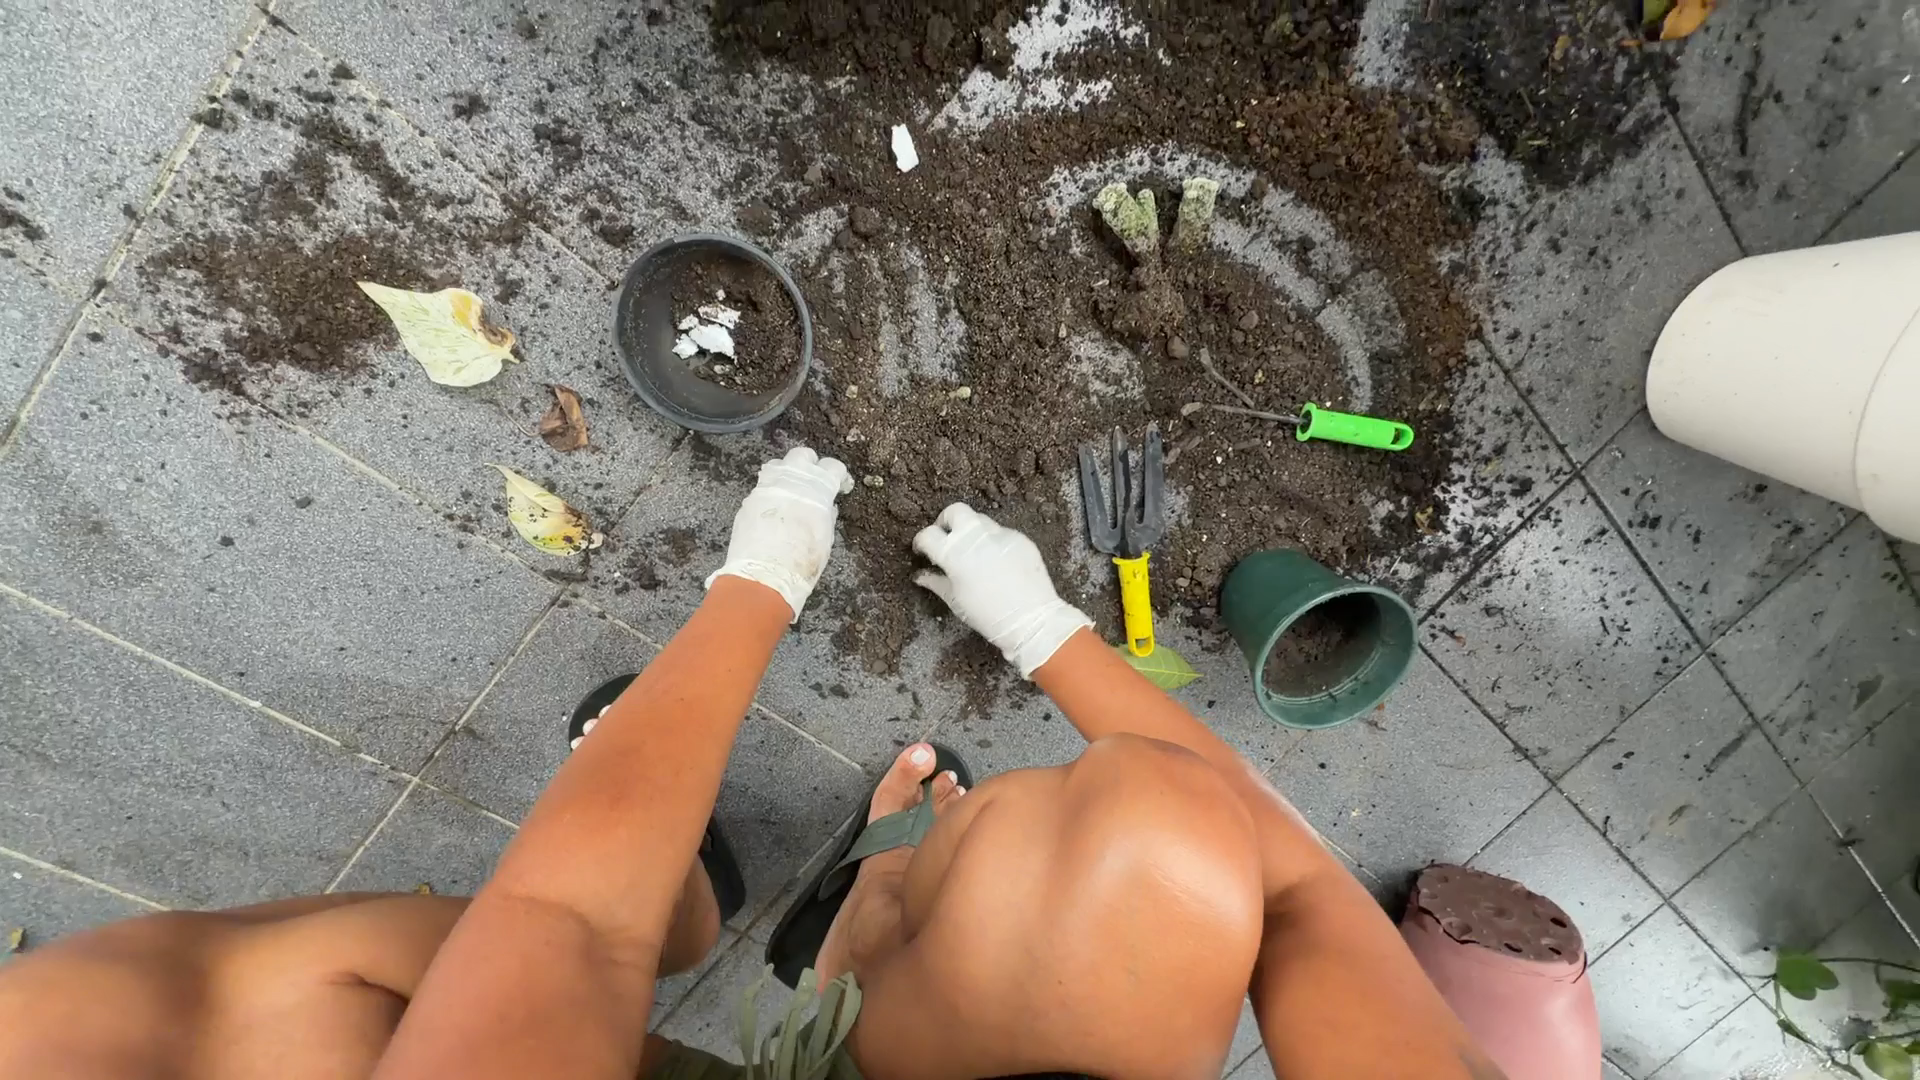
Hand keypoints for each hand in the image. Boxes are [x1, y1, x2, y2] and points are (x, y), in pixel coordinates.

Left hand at [707, 446, 852, 621]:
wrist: (764, 576)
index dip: (839, 475)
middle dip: (811, 464)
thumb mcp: (825, 538)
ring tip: (792, 490)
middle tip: (815, 480)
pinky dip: (772, 491)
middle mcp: (790, 482)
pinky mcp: (750, 500)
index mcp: (816, 490)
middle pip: (801, 455)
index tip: (841, 485)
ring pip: (777, 465)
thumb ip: (826, 514)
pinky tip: (776, 507)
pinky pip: (763, 485)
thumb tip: (826, 506)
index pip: (832, 467)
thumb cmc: (802, 563)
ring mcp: (766, 488)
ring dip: (787, 473)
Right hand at [912, 503, 1092, 677]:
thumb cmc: (988, 616)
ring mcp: (1001, 535)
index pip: (928, 534)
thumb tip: (919, 575)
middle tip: (946, 538)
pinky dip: (993, 542)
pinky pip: (1001, 533)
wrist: (1031, 620)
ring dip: (971, 530)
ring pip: (980, 519)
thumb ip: (935, 582)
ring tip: (972, 551)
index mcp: (955, 554)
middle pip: (955, 511)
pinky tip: (996, 562)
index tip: (922, 551)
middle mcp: (977, 537)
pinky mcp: (1020, 539)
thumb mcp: (955, 601)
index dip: (921, 542)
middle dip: (946, 521)